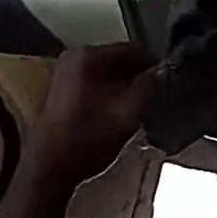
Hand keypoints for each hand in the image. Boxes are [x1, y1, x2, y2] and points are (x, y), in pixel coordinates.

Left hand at [28, 42, 162, 186]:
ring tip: (143, 99)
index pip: (129, 49)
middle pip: (116, 58)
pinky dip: (109, 88)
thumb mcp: (125, 113)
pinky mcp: (61, 88)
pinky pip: (93, 79)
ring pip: (105, 70)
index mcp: (88, 56)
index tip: (168, 75)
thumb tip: (167, 68)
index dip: (151, 61)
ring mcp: (65, 71)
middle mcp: (74, 56)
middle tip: (158, 89)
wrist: (48, 168)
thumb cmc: (88, 138)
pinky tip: (120, 106)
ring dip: (124, 82)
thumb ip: (148, 88)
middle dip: (137, 72)